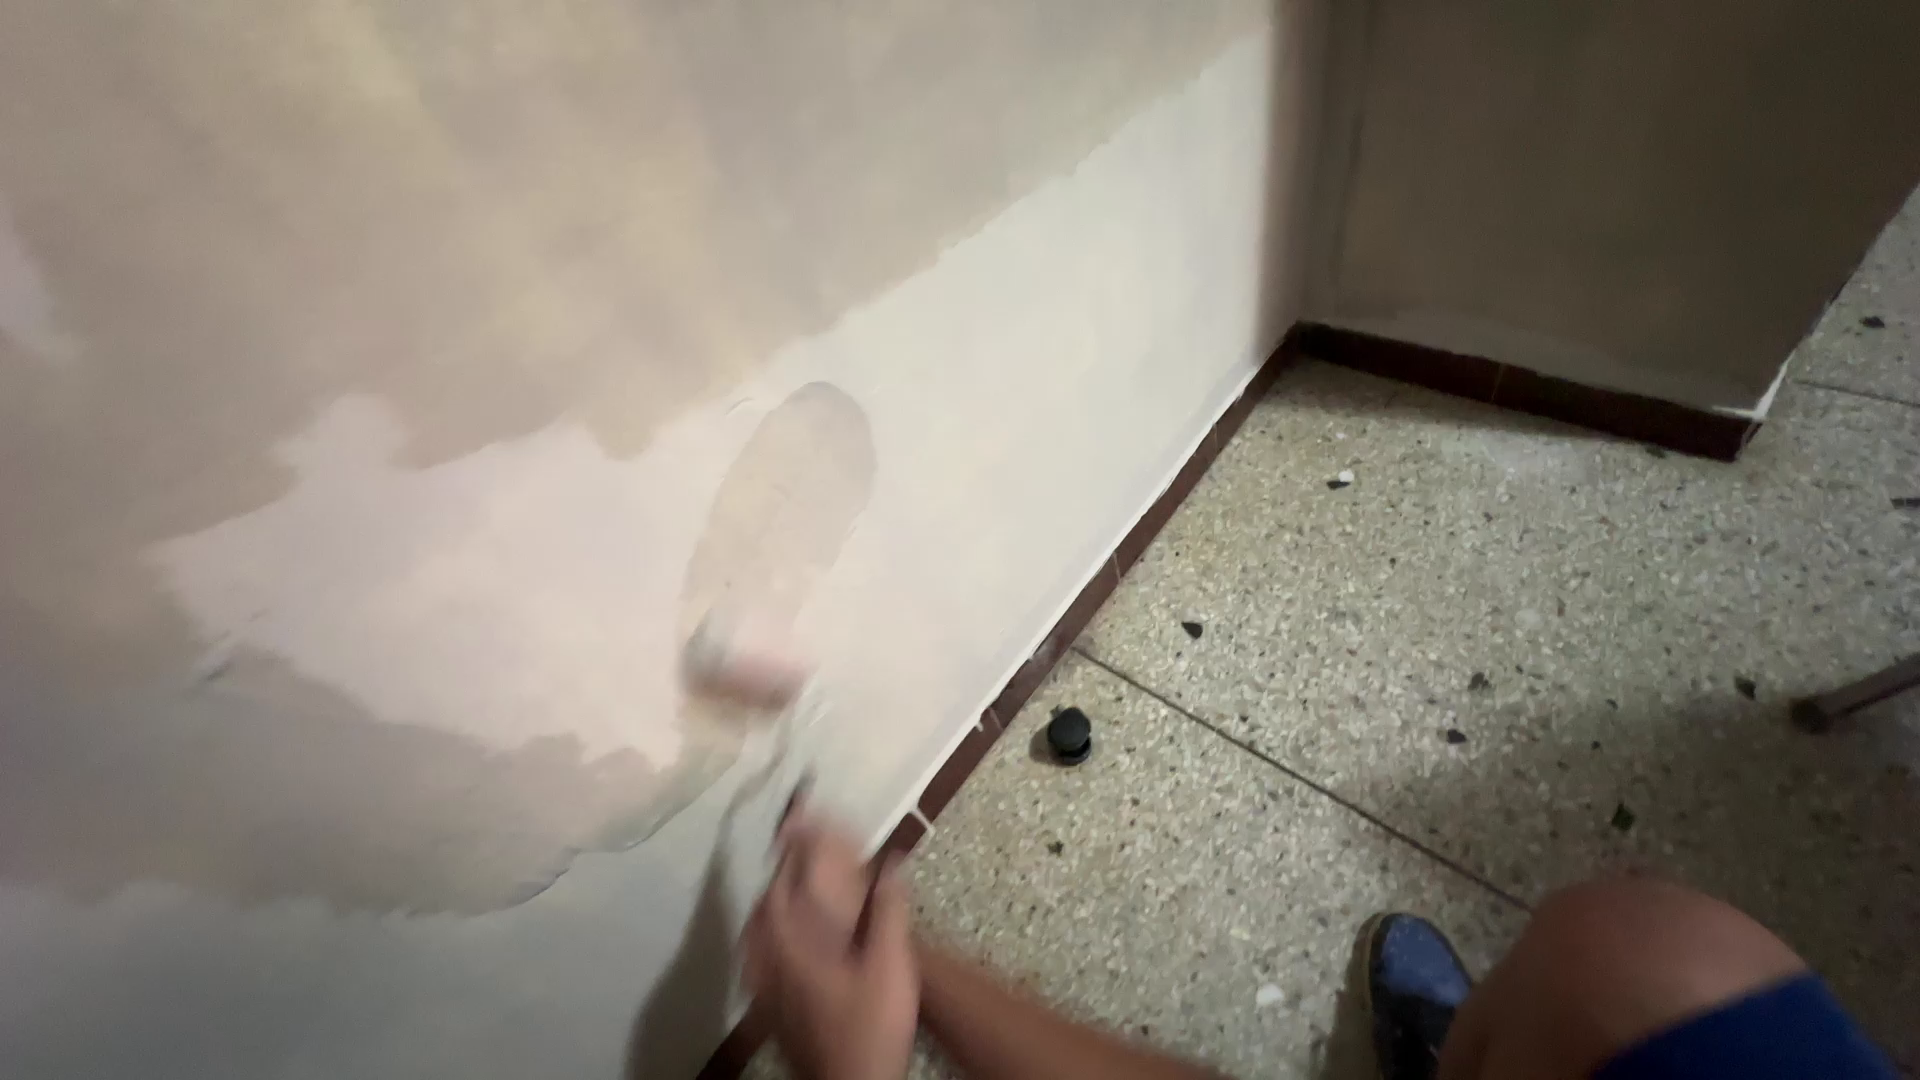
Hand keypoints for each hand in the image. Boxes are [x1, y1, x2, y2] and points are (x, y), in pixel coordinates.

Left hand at [743, 809, 918, 1079]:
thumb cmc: (871, 1022)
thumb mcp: (890, 964)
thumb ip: (888, 911)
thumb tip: (891, 861)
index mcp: (797, 943)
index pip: (787, 882)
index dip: (792, 845)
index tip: (798, 813)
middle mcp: (772, 959)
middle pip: (764, 903)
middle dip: (778, 869)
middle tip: (794, 843)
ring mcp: (766, 986)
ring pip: (755, 931)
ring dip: (769, 900)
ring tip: (783, 883)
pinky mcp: (769, 1007)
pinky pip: (755, 957)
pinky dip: (762, 933)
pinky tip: (773, 936)